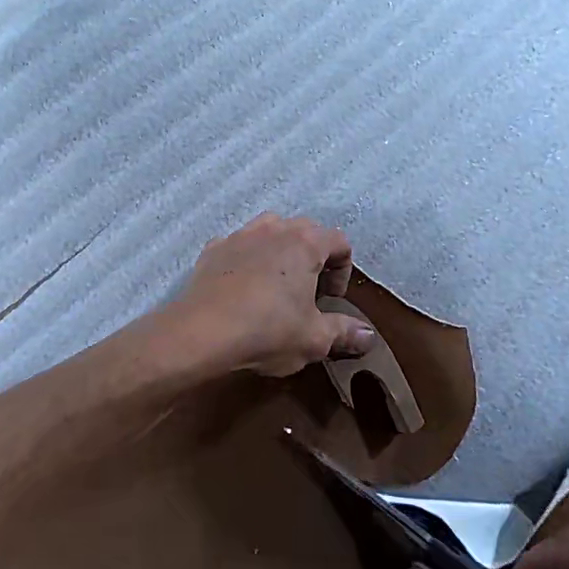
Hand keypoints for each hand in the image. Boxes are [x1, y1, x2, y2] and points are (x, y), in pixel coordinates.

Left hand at [171, 213, 377, 376]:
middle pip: (306, 231)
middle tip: (309, 292)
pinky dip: (246, 260)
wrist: (200, 334)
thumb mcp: (314, 339)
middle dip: (313, 257)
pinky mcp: (213, 249)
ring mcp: (241, 235)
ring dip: (280, 251)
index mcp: (306, 243)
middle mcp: (276, 229)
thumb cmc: (268, 331)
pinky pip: (239, 247)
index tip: (332, 299)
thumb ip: (344, 333)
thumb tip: (369, 336)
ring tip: (276, 284)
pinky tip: (242, 288)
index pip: (340, 242)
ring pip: (271, 231)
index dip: (343, 270)